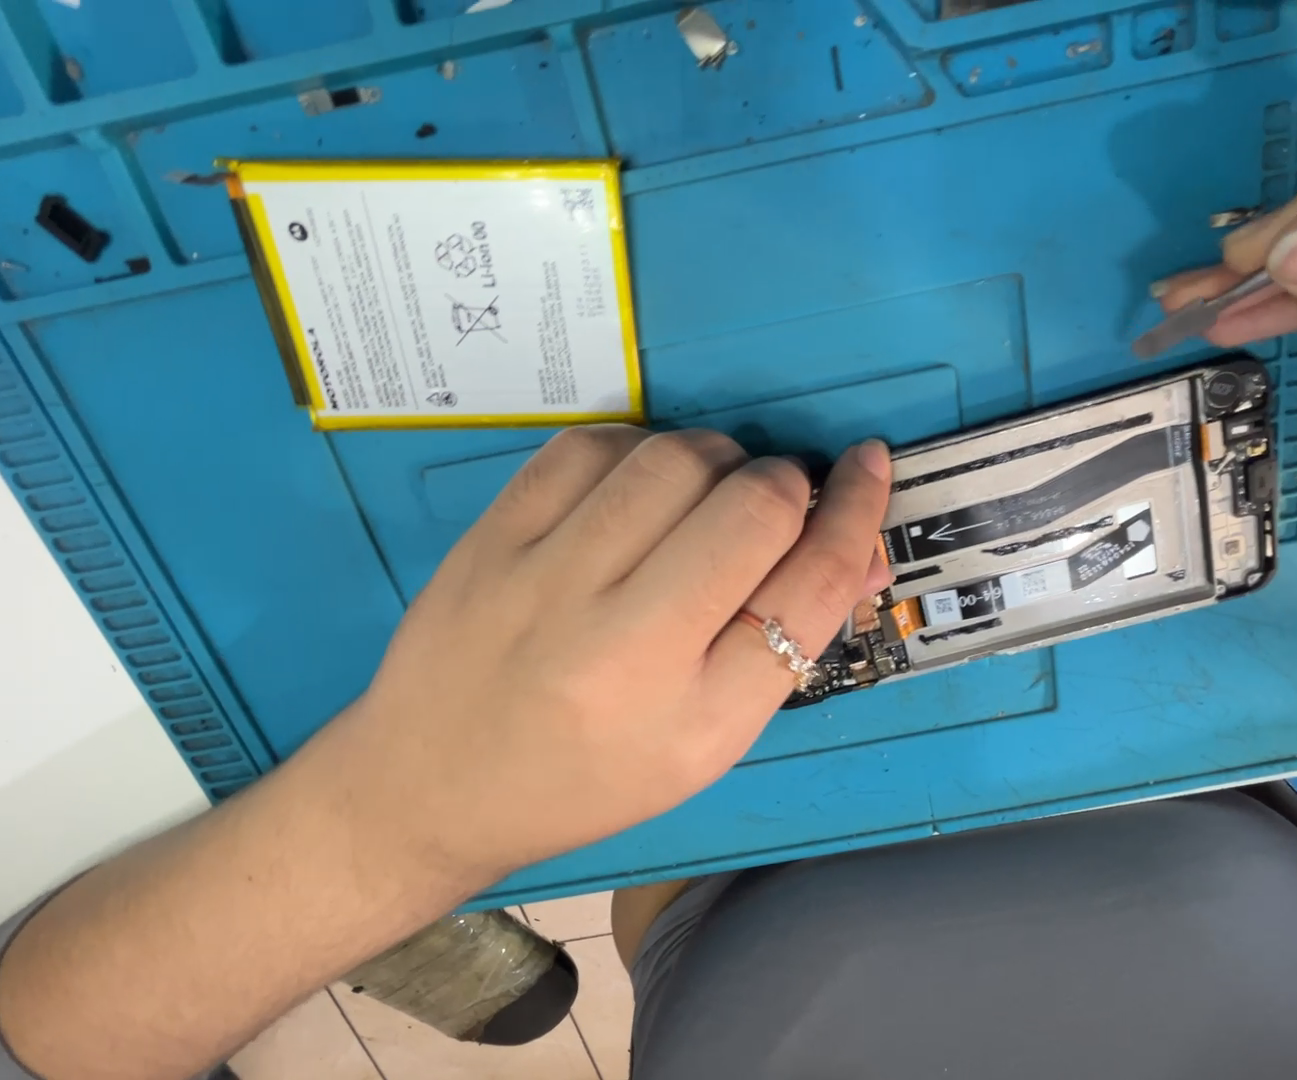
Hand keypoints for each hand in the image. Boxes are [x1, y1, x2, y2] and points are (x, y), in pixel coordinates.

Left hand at [310, 427, 893, 882]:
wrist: (428, 788)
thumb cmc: (588, 778)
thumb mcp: (705, 738)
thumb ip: (787, 641)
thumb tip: (857, 546)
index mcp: (694, 718)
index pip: (809, 585)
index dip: (855, 512)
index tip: (868, 466)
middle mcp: (622, 645)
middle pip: (752, 505)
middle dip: (785, 485)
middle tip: (772, 505)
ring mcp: (545, 579)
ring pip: (677, 458)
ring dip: (718, 461)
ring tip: (703, 497)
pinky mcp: (490, 534)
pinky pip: (596, 443)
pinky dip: (640, 450)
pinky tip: (634, 490)